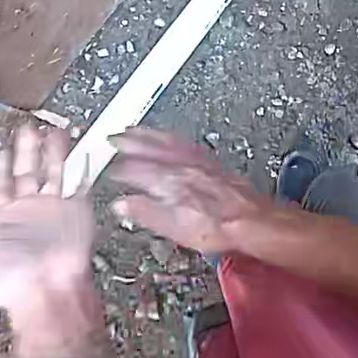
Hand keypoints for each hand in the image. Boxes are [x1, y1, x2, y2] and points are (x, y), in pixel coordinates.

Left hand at [0, 125, 92, 331]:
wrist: (48, 290)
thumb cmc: (10, 282)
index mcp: (3, 220)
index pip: (0, 186)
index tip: (1, 150)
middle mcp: (28, 212)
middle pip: (26, 172)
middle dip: (26, 150)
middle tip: (28, 129)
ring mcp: (53, 209)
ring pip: (52, 172)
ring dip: (52, 151)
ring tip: (52, 131)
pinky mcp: (76, 210)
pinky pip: (79, 183)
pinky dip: (80, 167)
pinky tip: (79, 152)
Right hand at [107, 128, 281, 254]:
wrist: (250, 219)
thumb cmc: (217, 226)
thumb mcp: (175, 228)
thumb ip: (146, 213)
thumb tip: (121, 205)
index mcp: (169, 183)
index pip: (136, 171)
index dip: (118, 170)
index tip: (107, 169)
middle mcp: (181, 167)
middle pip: (149, 149)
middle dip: (128, 142)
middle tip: (113, 137)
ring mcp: (196, 162)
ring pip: (166, 142)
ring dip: (147, 134)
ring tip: (134, 129)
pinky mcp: (209, 162)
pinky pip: (183, 142)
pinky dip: (170, 136)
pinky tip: (168, 136)